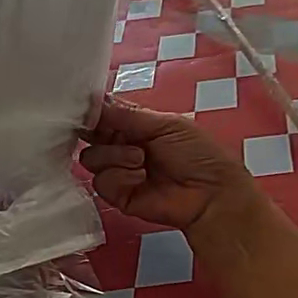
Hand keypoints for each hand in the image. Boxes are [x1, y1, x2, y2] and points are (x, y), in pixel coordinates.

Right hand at [79, 98, 259, 233]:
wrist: (211, 194)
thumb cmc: (197, 154)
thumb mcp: (166, 124)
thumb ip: (127, 114)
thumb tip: (92, 102)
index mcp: (132, 126)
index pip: (101, 115)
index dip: (90, 112)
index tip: (87, 111)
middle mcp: (120, 146)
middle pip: (89, 135)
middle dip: (98, 133)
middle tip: (119, 135)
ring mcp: (116, 171)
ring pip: (90, 157)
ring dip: (115, 156)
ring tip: (141, 160)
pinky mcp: (115, 194)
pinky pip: (100, 181)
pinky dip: (119, 177)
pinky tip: (141, 178)